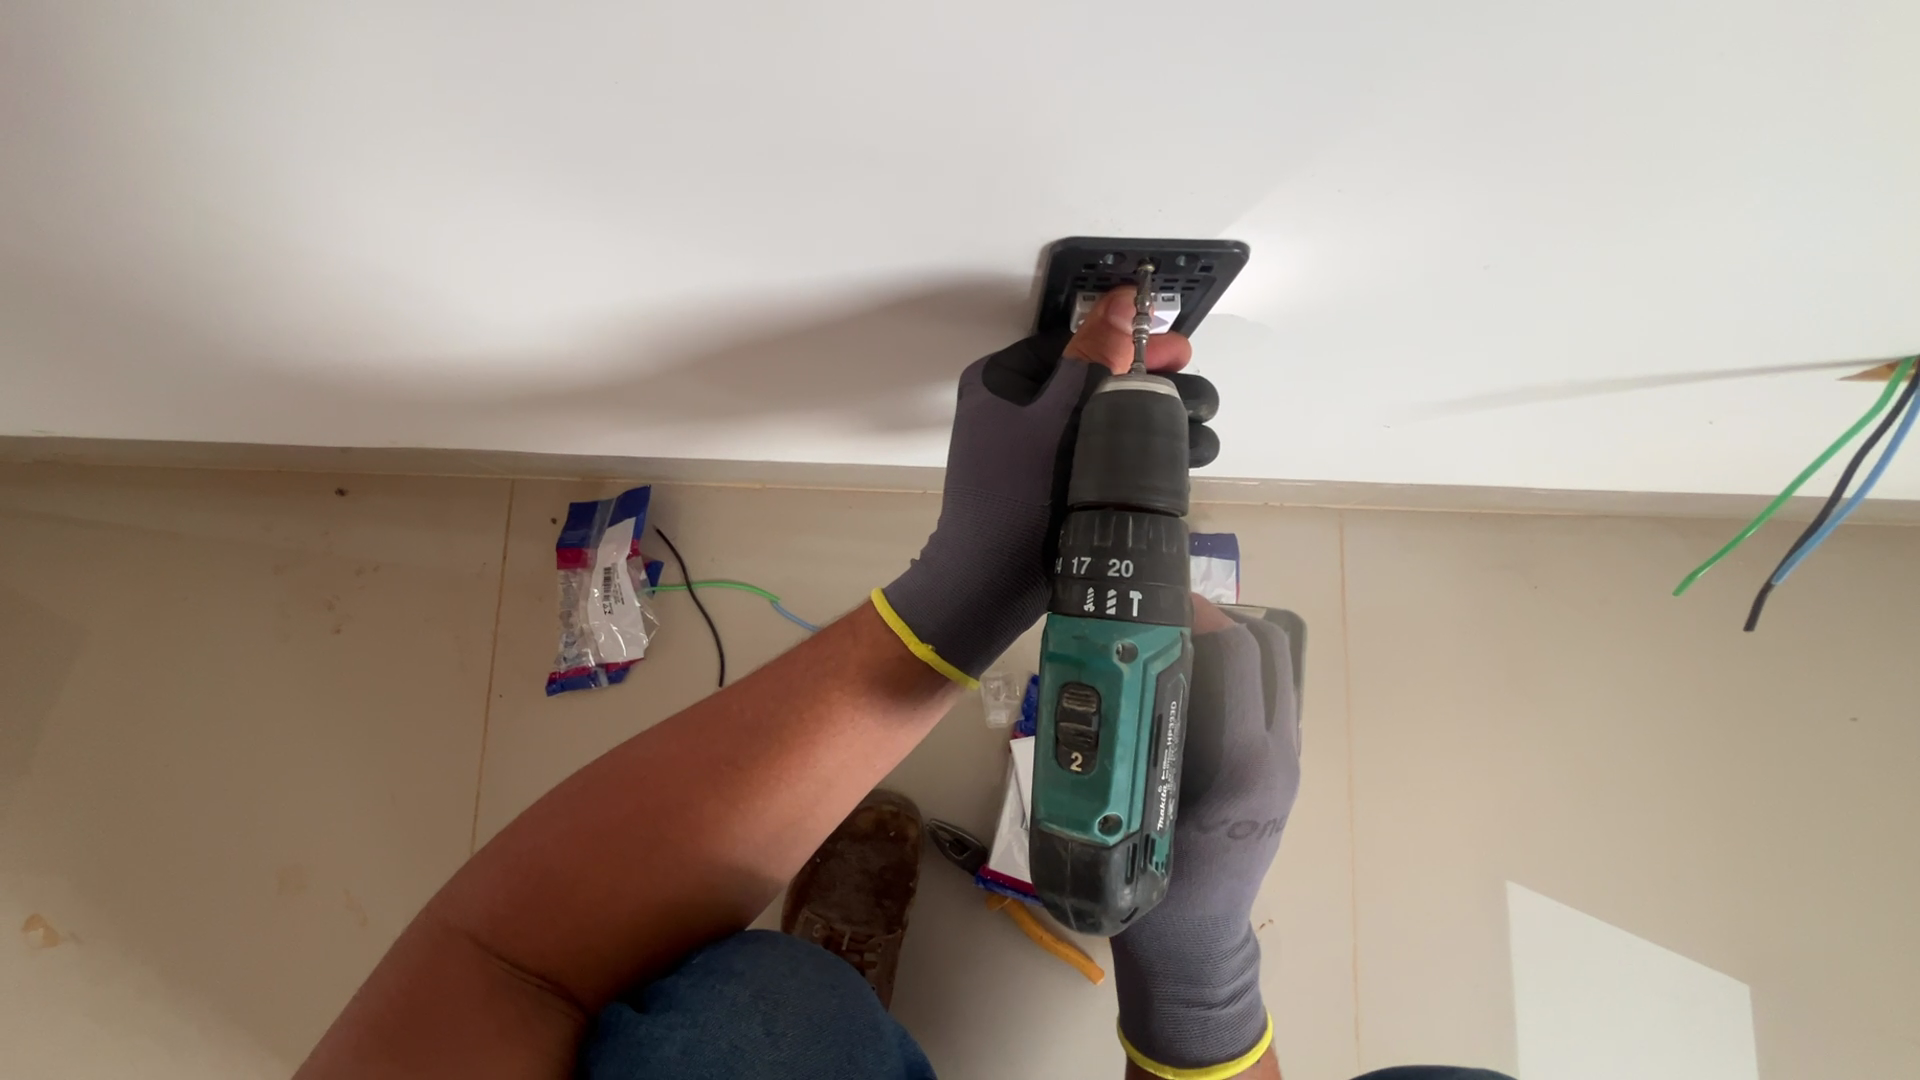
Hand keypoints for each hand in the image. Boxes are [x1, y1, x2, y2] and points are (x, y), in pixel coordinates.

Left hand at [875, 288, 1213, 682]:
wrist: (988, 583)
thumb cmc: (1011, 495)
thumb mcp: (1050, 421)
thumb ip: (1089, 362)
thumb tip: (1120, 300)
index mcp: (1003, 383)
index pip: (1074, 347)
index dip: (1129, 345)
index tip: (1177, 350)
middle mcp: (1021, 409)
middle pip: (1099, 383)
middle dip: (1151, 385)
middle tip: (1196, 392)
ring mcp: (1043, 449)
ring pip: (1109, 420)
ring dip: (1159, 419)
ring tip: (1202, 424)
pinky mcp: (1064, 482)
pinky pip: (1108, 455)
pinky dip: (1146, 453)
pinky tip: (1189, 454)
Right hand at [1112, 597, 1302, 1074]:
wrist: (1198, 946)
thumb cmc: (1161, 887)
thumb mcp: (1136, 811)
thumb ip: (1134, 744)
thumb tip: (1122, 675)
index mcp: (1249, 763)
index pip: (1242, 656)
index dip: (1204, 616)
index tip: (1163, 601)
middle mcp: (1280, 754)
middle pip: (1271, 649)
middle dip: (1224, 618)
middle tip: (1167, 616)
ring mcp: (1285, 763)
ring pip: (1275, 671)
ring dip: (1232, 642)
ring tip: (1175, 639)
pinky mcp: (1278, 771)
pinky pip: (1267, 698)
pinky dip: (1237, 672)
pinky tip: (1189, 682)